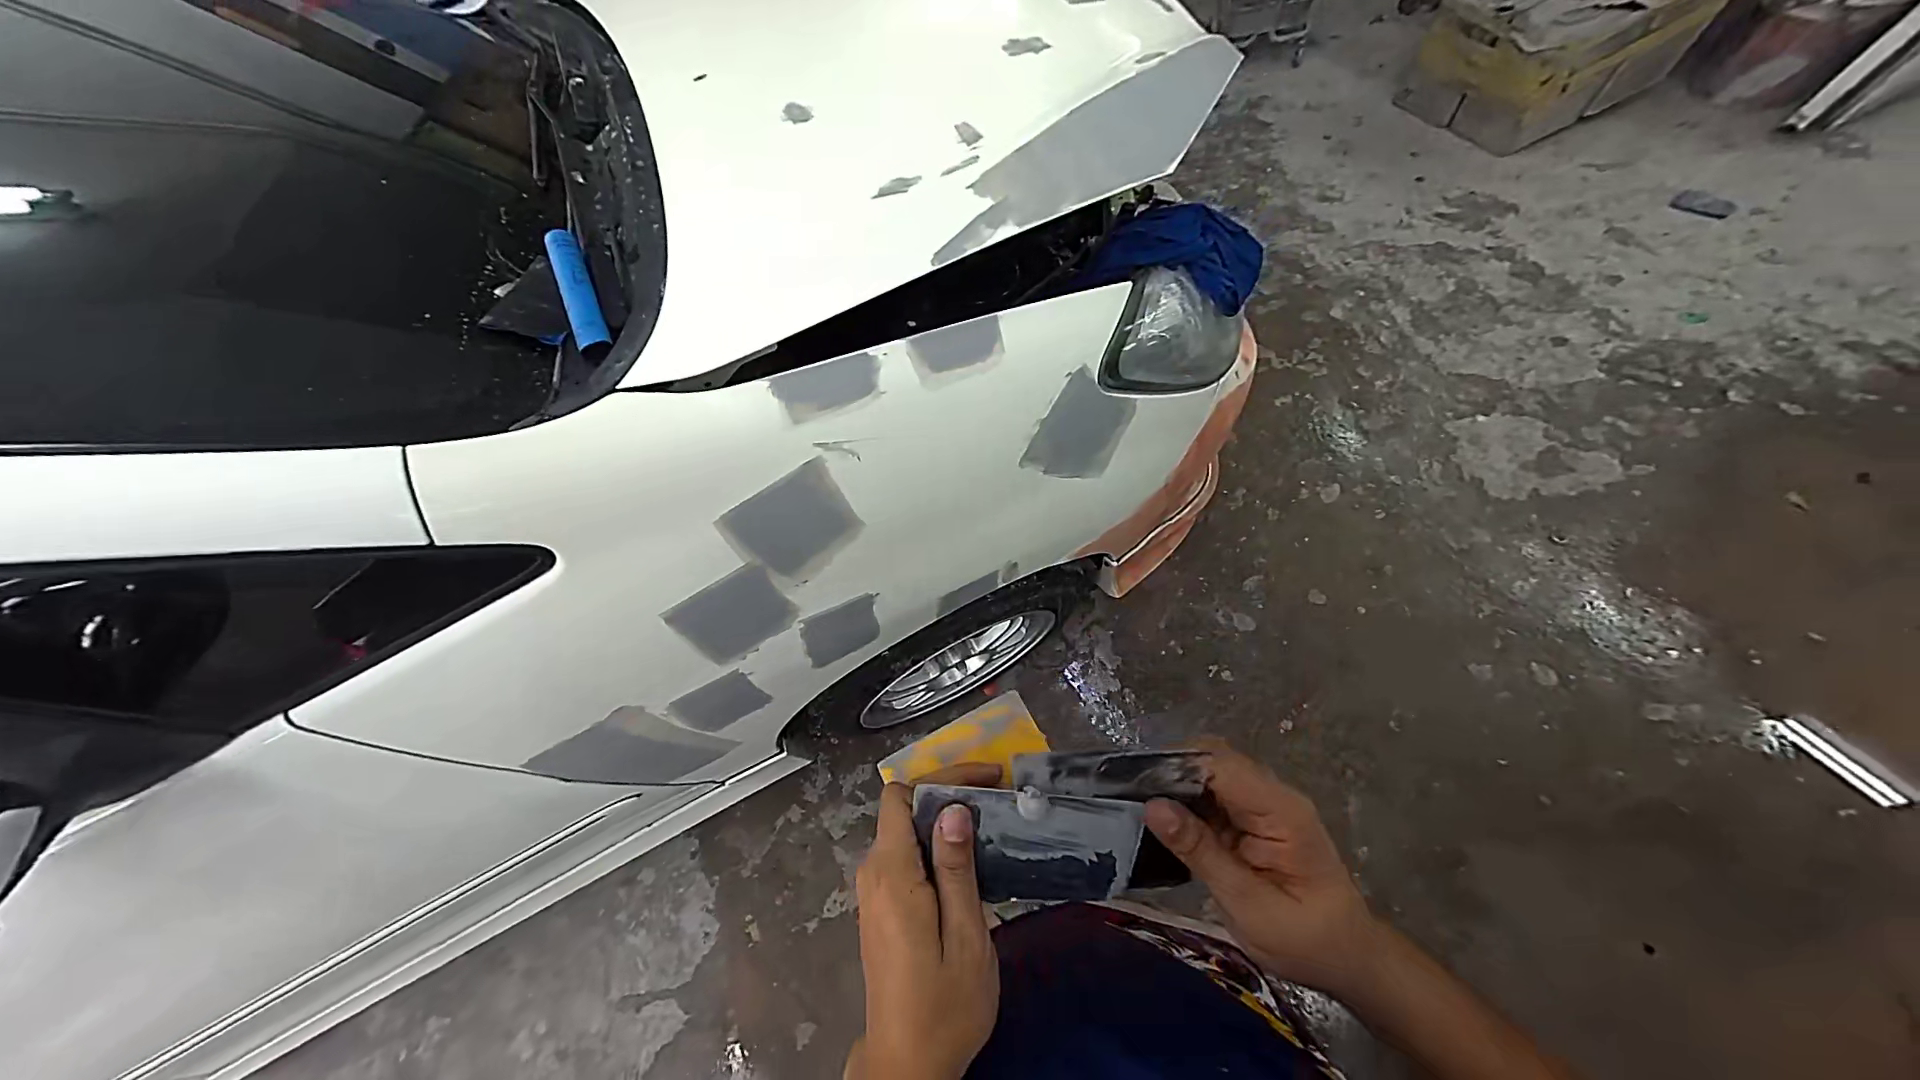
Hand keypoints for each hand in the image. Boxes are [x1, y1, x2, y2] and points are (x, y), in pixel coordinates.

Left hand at [847, 765, 999, 1079]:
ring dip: (945, 819)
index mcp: (892, 874)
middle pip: (904, 808)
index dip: (942, 776)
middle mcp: (874, 873)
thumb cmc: (943, 1005)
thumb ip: (956, 869)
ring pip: (906, 830)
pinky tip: (968, 856)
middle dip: (950, 793)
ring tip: (991, 823)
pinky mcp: (880, 904)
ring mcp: (873, 889)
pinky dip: (935, 844)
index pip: (903, 796)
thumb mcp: (965, 936)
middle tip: (997, 798)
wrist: (906, 1063)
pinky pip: (905, 854)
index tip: (986, 779)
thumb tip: (953, 809)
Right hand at [1145, 737, 1386, 998]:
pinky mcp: (1250, 816)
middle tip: (1128, 797)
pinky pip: (1210, 793)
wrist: (1348, 960)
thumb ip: (1200, 852)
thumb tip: (1152, 806)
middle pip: (1212, 759)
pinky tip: (1161, 820)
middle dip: (1168, 773)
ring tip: (1136, 806)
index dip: (1175, 767)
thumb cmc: (1305, 941)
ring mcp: (1261, 803)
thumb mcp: (1247, 904)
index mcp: (1280, 810)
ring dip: (1173, 786)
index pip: (1220, 764)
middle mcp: (1271, 795)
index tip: (1134, 786)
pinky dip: (1183, 802)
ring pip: (1207, 772)